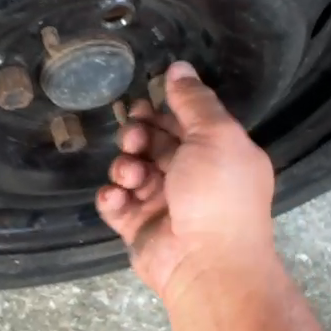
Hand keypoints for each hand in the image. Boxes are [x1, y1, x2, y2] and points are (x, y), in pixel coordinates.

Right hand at [97, 63, 280, 304]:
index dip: (160, 112)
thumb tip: (179, 67)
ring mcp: (162, 204)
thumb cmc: (218, 194)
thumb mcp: (215, 136)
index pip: (183, 124)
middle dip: (138, 137)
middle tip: (134, 141)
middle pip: (152, 144)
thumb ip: (194, 101)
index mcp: (216, 154)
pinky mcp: (138, 228)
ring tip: (131, 175)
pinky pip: (116, 204)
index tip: (141, 105)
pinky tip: (118, 197)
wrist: (208, 264)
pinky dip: (112, 198)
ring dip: (124, 167)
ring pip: (131, 172)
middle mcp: (190, 177)